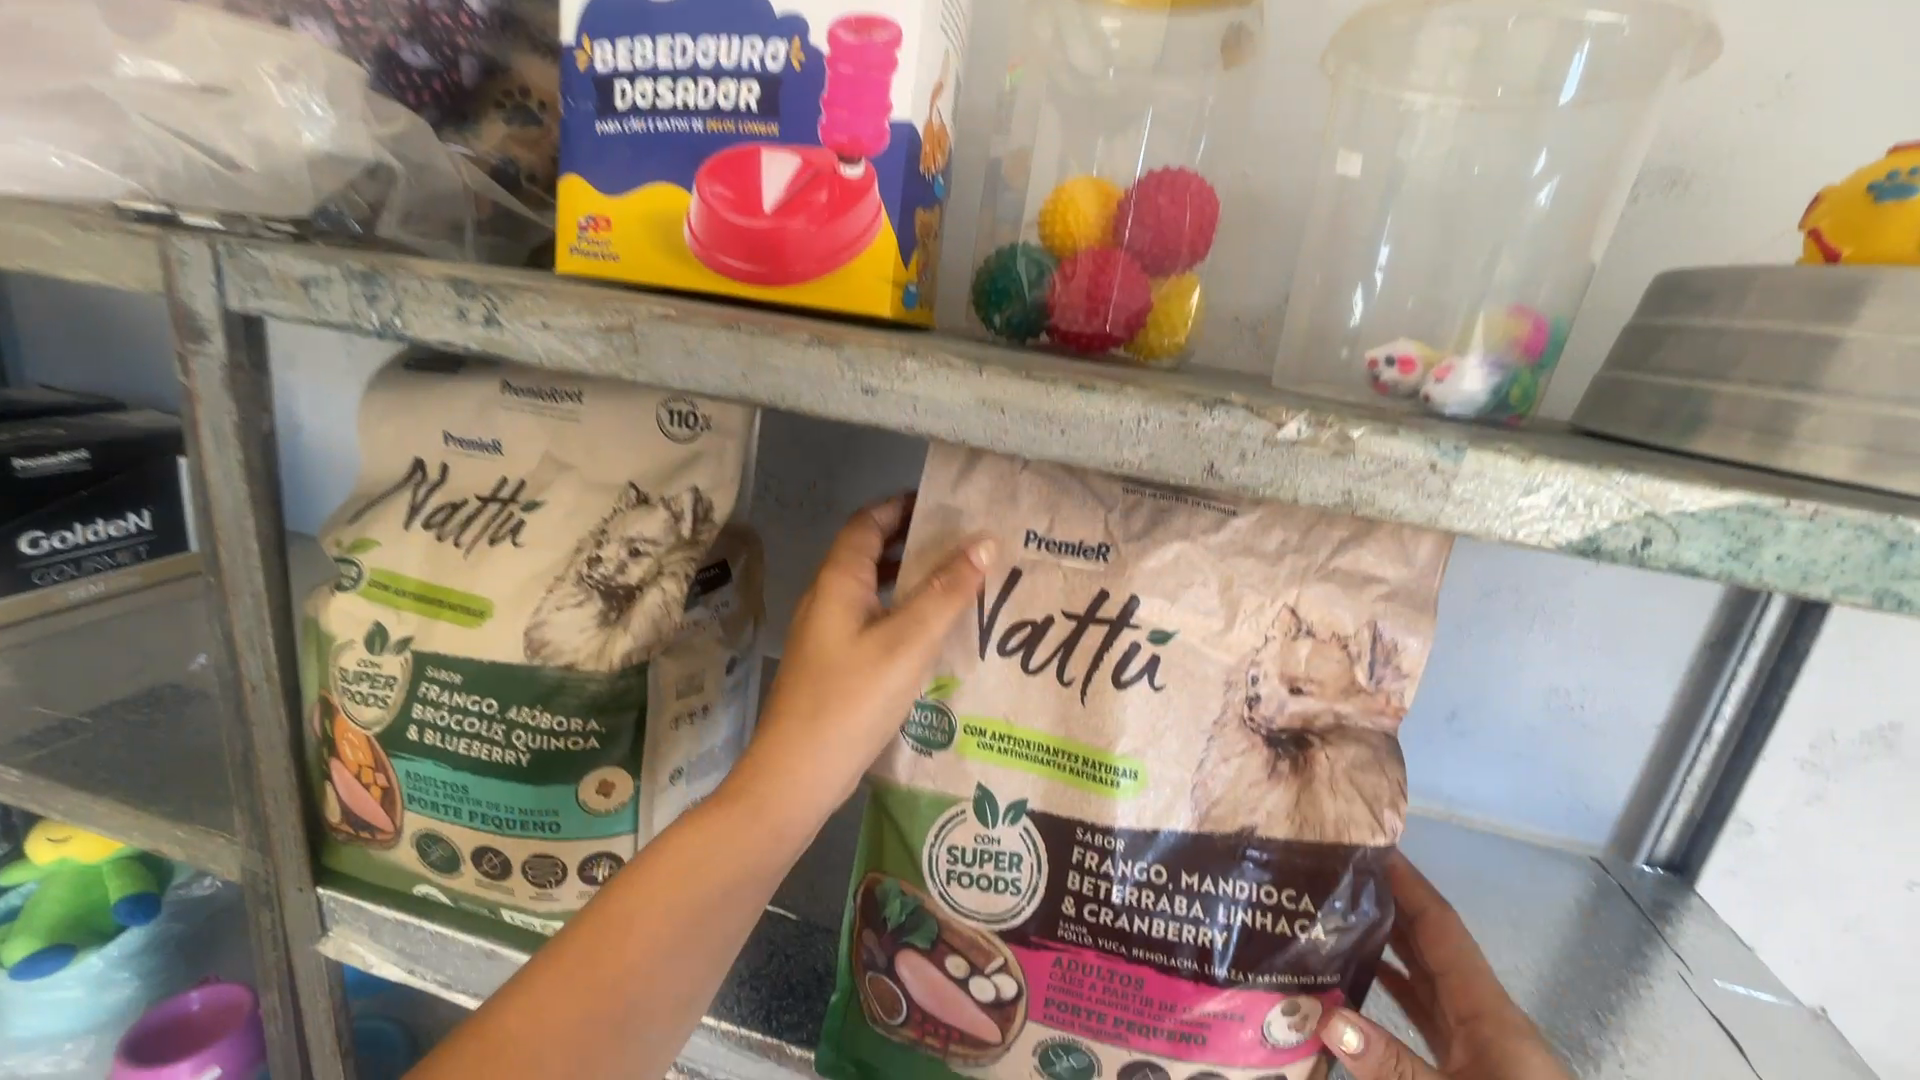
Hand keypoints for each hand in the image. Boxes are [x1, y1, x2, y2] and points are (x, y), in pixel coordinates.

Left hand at [728, 495, 994, 819]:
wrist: (797, 772)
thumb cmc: (852, 699)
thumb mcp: (908, 641)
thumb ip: (946, 592)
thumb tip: (984, 542)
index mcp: (838, 581)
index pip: (867, 524)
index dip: (901, 506)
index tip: (943, 502)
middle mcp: (827, 599)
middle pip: (869, 554)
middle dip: (912, 542)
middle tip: (962, 542)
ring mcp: (826, 634)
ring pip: (872, 590)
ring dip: (909, 579)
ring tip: (957, 583)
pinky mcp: (832, 665)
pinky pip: (871, 621)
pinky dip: (900, 613)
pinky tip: (930, 635)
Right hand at [1319, 853, 1573, 1079]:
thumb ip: (1393, 1066)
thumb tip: (1325, 1017)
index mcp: (1489, 1012)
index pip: (1441, 927)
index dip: (1407, 882)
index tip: (1366, 844)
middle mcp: (1484, 1018)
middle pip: (1431, 946)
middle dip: (1387, 905)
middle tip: (1332, 874)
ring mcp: (1478, 1047)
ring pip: (1426, 980)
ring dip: (1386, 946)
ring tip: (1332, 916)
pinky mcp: (1469, 1070)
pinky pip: (1425, 1014)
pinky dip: (1391, 991)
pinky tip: (1357, 985)